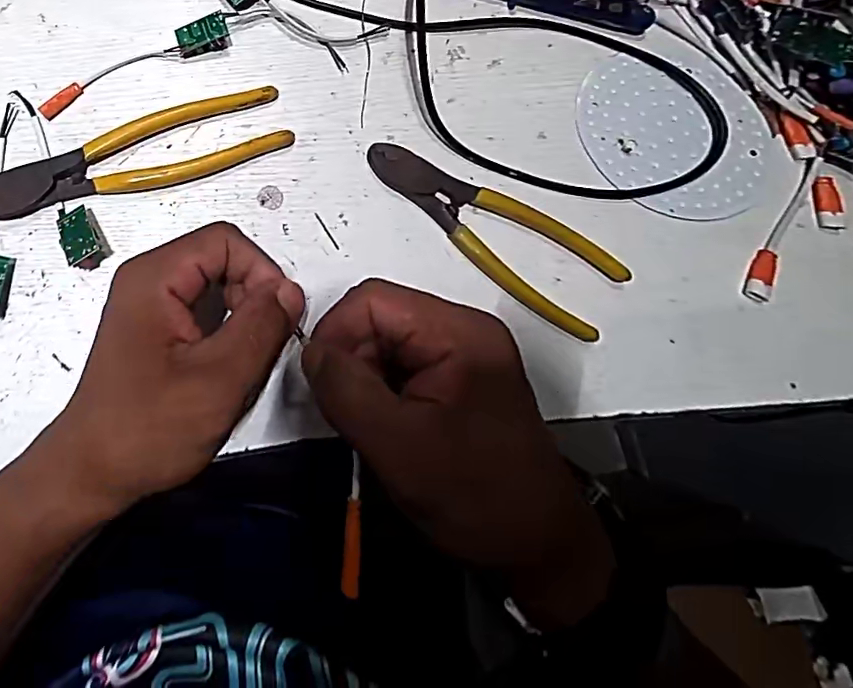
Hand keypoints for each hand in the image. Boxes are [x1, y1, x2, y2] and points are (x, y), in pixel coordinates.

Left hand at [39, 222, 305, 513]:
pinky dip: (226, 334)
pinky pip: (205, 310)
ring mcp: (150, 303)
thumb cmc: (139, 433)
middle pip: (222, 258)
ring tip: (238, 363)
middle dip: (252, 297)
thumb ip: (261, 328)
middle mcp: (148, 281)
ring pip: (217, 286)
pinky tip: (223, 370)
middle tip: (260, 342)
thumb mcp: (217, 380)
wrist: (92, 473)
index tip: (276, 312)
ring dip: (241, 319)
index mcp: (153, 278)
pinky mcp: (156, 326)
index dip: (261, 271)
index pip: (226, 240)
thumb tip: (288, 291)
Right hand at [302, 279, 613, 628]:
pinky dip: (381, 387)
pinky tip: (387, 423)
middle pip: (379, 316)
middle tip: (346, 410)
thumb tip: (311, 352)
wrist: (540, 552)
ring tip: (370, 423)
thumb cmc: (478, 500)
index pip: (372, 300)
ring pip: (386, 339)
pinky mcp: (459, 374)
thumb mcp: (398, 447)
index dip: (335, 333)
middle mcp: (465, 330)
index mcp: (459, 334)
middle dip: (350, 357)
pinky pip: (402, 361)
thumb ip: (346, 390)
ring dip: (364, 375)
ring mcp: (464, 352)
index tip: (320, 381)